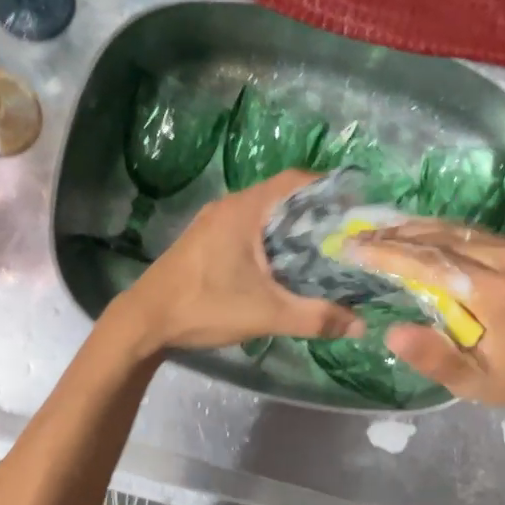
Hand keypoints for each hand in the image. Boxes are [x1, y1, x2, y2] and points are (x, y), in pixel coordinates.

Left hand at [111, 171, 364, 351]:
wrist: (144, 321)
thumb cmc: (204, 307)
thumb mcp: (267, 314)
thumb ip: (316, 318)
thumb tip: (360, 324)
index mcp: (245, 210)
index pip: (296, 180)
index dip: (329, 190)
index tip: (355, 210)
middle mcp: (230, 207)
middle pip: (284, 197)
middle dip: (317, 214)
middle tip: (346, 237)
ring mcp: (214, 222)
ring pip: (266, 215)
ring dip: (294, 230)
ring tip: (323, 253)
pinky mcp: (207, 241)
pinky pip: (250, 229)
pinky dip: (273, 240)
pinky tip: (286, 267)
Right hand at [348, 221, 504, 416]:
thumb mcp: (474, 382)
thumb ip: (434, 357)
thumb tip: (391, 332)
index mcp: (495, 293)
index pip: (430, 263)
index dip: (389, 254)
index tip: (354, 250)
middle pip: (440, 239)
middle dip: (395, 237)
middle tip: (357, 237)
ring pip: (455, 231)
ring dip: (414, 230)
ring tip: (377, 233)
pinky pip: (471, 234)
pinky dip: (438, 233)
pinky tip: (416, 236)